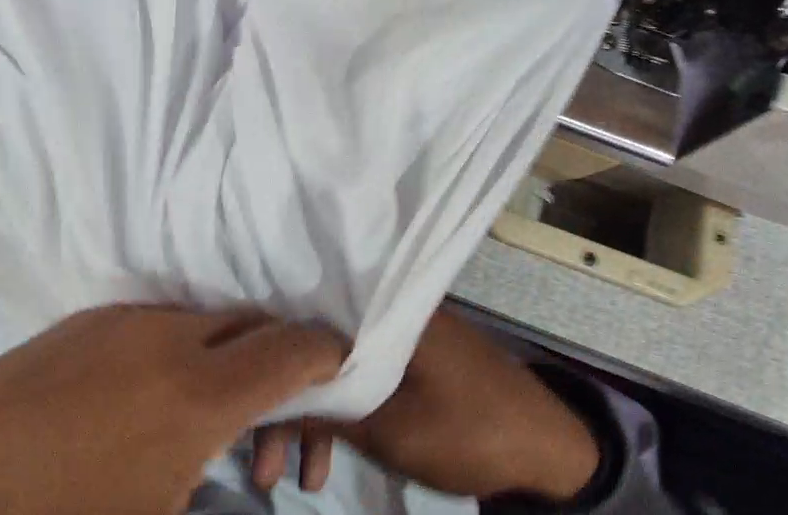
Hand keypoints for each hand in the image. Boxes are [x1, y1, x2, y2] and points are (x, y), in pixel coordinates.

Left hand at [0, 305, 345, 514]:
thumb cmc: (64, 513)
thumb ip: (220, 476)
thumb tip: (241, 458)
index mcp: (200, 395)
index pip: (294, 348)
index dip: (329, 355)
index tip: (341, 368)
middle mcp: (171, 337)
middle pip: (255, 321)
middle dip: (281, 353)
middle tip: (283, 398)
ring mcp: (127, 318)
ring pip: (207, 318)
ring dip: (228, 349)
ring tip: (215, 404)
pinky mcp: (91, 316)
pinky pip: (161, 319)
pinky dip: (182, 345)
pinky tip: (157, 389)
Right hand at [253, 308, 599, 501]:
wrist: (554, 454)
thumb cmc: (473, 431)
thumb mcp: (393, 430)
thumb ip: (328, 408)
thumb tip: (266, 395)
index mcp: (379, 309)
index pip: (299, 317)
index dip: (261, 354)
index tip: (233, 395)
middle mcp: (379, 312)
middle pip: (308, 350)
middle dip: (280, 404)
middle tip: (257, 460)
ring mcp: (391, 339)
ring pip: (328, 371)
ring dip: (305, 421)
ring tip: (283, 478)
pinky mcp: (403, 365)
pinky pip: (352, 383)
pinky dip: (336, 420)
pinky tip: (320, 467)